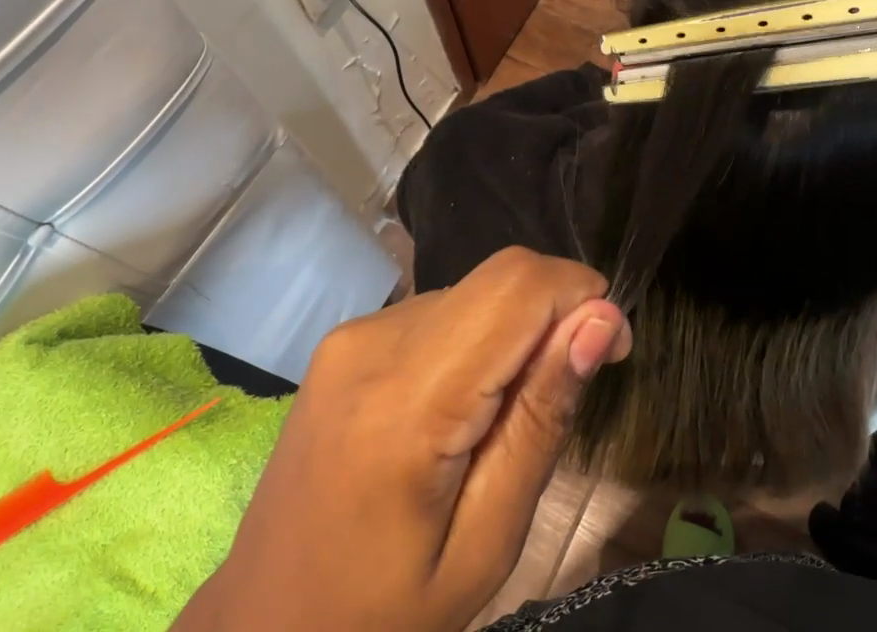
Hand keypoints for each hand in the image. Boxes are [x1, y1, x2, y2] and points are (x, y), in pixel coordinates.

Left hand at [174, 248, 630, 631]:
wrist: (267, 626)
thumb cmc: (385, 611)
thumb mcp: (487, 541)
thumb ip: (542, 419)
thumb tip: (600, 319)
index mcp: (406, 401)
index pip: (519, 285)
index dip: (583, 298)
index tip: (609, 356)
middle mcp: (372, 342)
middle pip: (499, 279)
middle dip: (554, 317)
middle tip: (560, 401)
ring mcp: (350, 336)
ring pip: (473, 291)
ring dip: (514, 334)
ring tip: (501, 423)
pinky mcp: (344, 342)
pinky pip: (440, 312)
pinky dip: (476, 343)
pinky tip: (462, 412)